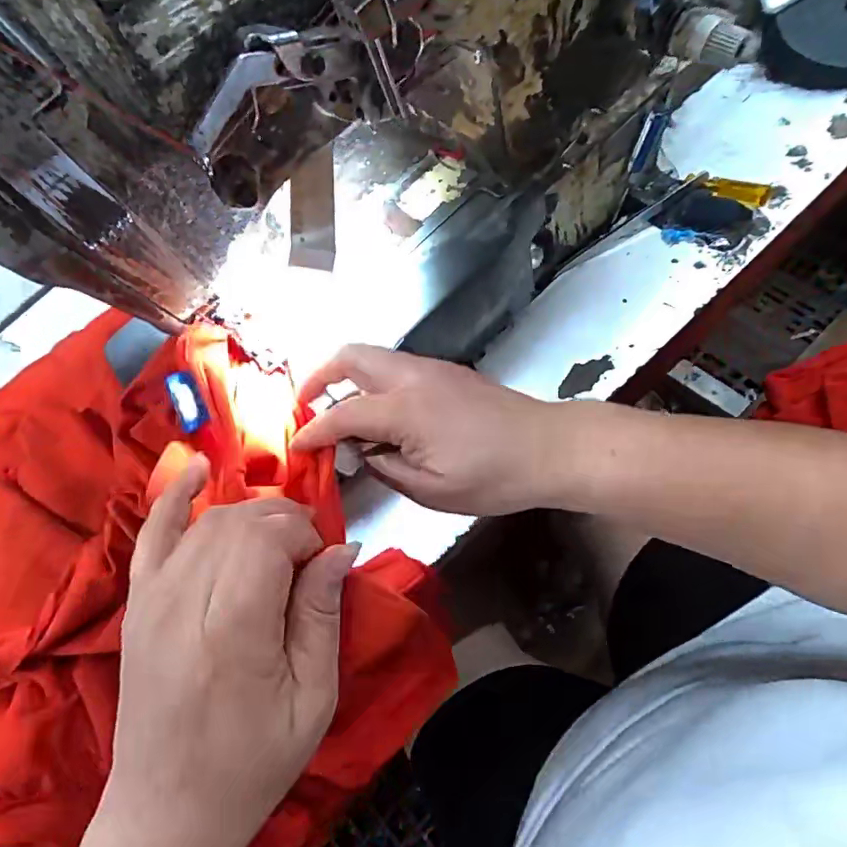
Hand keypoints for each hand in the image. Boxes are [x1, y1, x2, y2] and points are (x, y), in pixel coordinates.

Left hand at [88, 455, 358, 846]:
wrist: (166, 812)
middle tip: (306, 557)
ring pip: (206, 522)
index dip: (305, 536)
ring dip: (248, 517)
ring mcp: (152, 599)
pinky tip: (197, 469)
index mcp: (233, 629)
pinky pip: (152, 534)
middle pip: (239, 523)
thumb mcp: (312, 700)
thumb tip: (341, 549)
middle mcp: (184, 601)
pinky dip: (174, 497)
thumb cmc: (251, 765)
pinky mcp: (136, 605)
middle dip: (283, 523)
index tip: (322, 563)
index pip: (270, 538)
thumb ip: (323, 615)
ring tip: (277, 541)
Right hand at [291, 345, 563, 515]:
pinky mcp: (446, 372)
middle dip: (318, 377)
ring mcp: (431, 369)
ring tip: (339, 413)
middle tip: (306, 407)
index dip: (313, 430)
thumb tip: (361, 454)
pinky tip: (378, 414)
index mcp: (405, 409)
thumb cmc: (493, 477)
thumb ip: (385, 469)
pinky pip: (394, 367)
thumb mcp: (431, 490)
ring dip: (346, 377)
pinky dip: (372, 381)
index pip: (342, 413)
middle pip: (350, 357)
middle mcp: (412, 377)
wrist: (550, 448)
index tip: (296, 446)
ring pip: (372, 357)